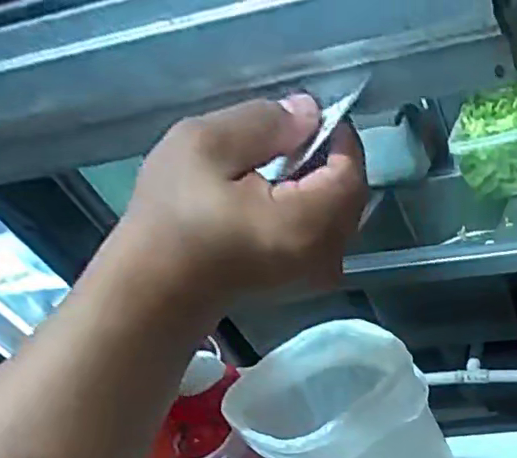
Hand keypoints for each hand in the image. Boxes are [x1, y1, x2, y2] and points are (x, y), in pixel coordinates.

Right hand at [97, 95, 367, 322]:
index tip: (313, 114)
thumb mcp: (207, 145)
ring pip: (342, 216)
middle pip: (352, 198)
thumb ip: (266, 123)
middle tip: (291, 135)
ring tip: (279, 162)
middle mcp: (328, 257)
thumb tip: (309, 113)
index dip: (341, 139)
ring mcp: (321, 275)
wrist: (164, 285)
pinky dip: (313, 207)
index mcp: (309, 225)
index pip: (352, 175)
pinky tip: (278, 194)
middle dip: (331, 160)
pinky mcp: (308, 282)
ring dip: (321, 184)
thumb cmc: (175, 216)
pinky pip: (327, 234)